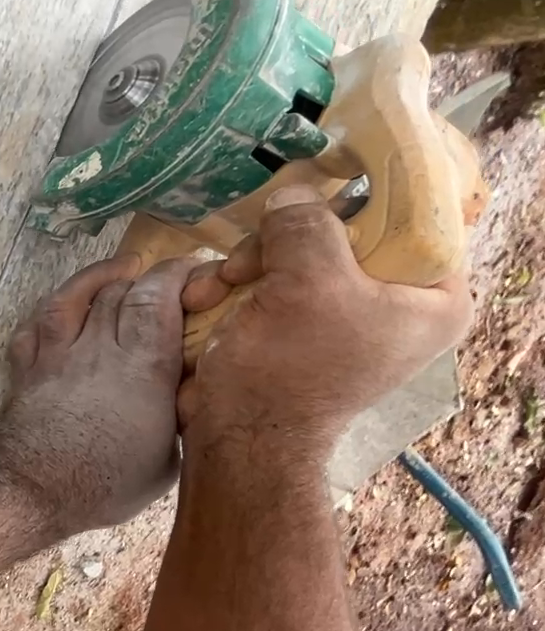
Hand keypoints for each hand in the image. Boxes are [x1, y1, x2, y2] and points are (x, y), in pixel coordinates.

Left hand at [0, 254, 194, 535]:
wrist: (31, 492)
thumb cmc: (106, 483)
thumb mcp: (168, 456)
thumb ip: (180, 415)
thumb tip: (190, 395)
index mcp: (144, 367)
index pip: (158, 298)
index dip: (176, 274)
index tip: (194, 272)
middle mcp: (96, 351)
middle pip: (116, 293)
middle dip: (143, 277)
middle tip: (161, 278)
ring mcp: (53, 359)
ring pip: (68, 301)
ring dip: (92, 279)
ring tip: (116, 272)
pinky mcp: (22, 374)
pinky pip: (30, 330)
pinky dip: (46, 313)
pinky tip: (58, 311)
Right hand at [179, 185, 472, 453]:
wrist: (232, 436)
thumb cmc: (285, 371)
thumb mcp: (307, 287)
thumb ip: (306, 229)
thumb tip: (290, 196)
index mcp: (430, 296)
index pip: (413, 220)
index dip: (360, 200)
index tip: (310, 194)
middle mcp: (385, 305)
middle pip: (335, 239)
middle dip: (277, 247)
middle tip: (244, 267)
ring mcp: (327, 321)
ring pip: (285, 263)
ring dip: (238, 271)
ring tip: (210, 293)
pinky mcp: (280, 334)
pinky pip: (257, 291)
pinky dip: (224, 293)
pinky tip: (201, 303)